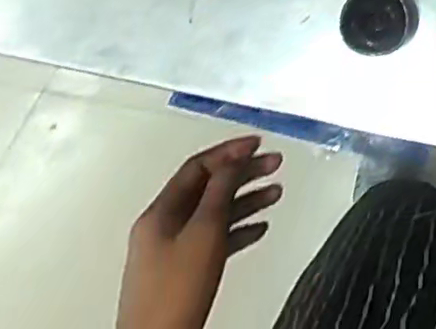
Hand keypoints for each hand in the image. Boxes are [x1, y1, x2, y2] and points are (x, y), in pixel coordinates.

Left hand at [117, 136, 283, 328]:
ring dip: (246, 199)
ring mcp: (171, 250)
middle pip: (209, 187)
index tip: (257, 144)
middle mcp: (163, 227)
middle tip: (273, 163)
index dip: (229, 152)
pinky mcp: (182, 272)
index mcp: (161, 213)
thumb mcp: (204, 231)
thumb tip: (232, 161)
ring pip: (215, 212)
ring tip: (275, 193)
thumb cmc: (176, 291)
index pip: (198, 167)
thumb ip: (220, 191)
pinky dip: (238, 228)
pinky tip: (258, 229)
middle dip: (244, 173)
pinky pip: (215, 237)